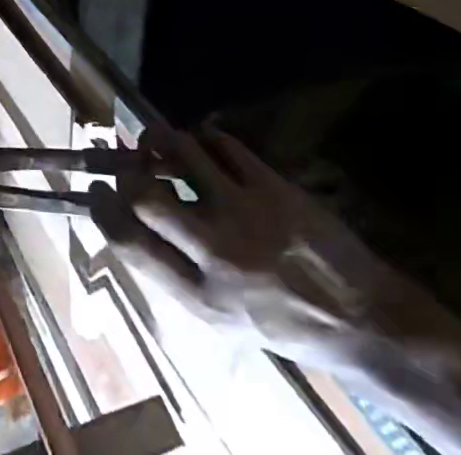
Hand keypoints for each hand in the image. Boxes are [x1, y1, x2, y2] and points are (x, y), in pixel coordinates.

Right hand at [88, 125, 428, 373]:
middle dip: (126, 173)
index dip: (102, 209)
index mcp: (198, 295)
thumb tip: (133, 223)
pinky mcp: (272, 186)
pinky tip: (203, 144)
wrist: (363, 321)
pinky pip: (222, 143)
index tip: (96, 192)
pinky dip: (203, 136)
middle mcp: (215, 253)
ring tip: (156, 143)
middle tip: (129, 168)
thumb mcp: (220, 317)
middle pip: (145, 195)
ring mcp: (246, 213)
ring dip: (160, 141)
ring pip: (181, 154)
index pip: (128, 242)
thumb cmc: (285, 324)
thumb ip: (174, 272)